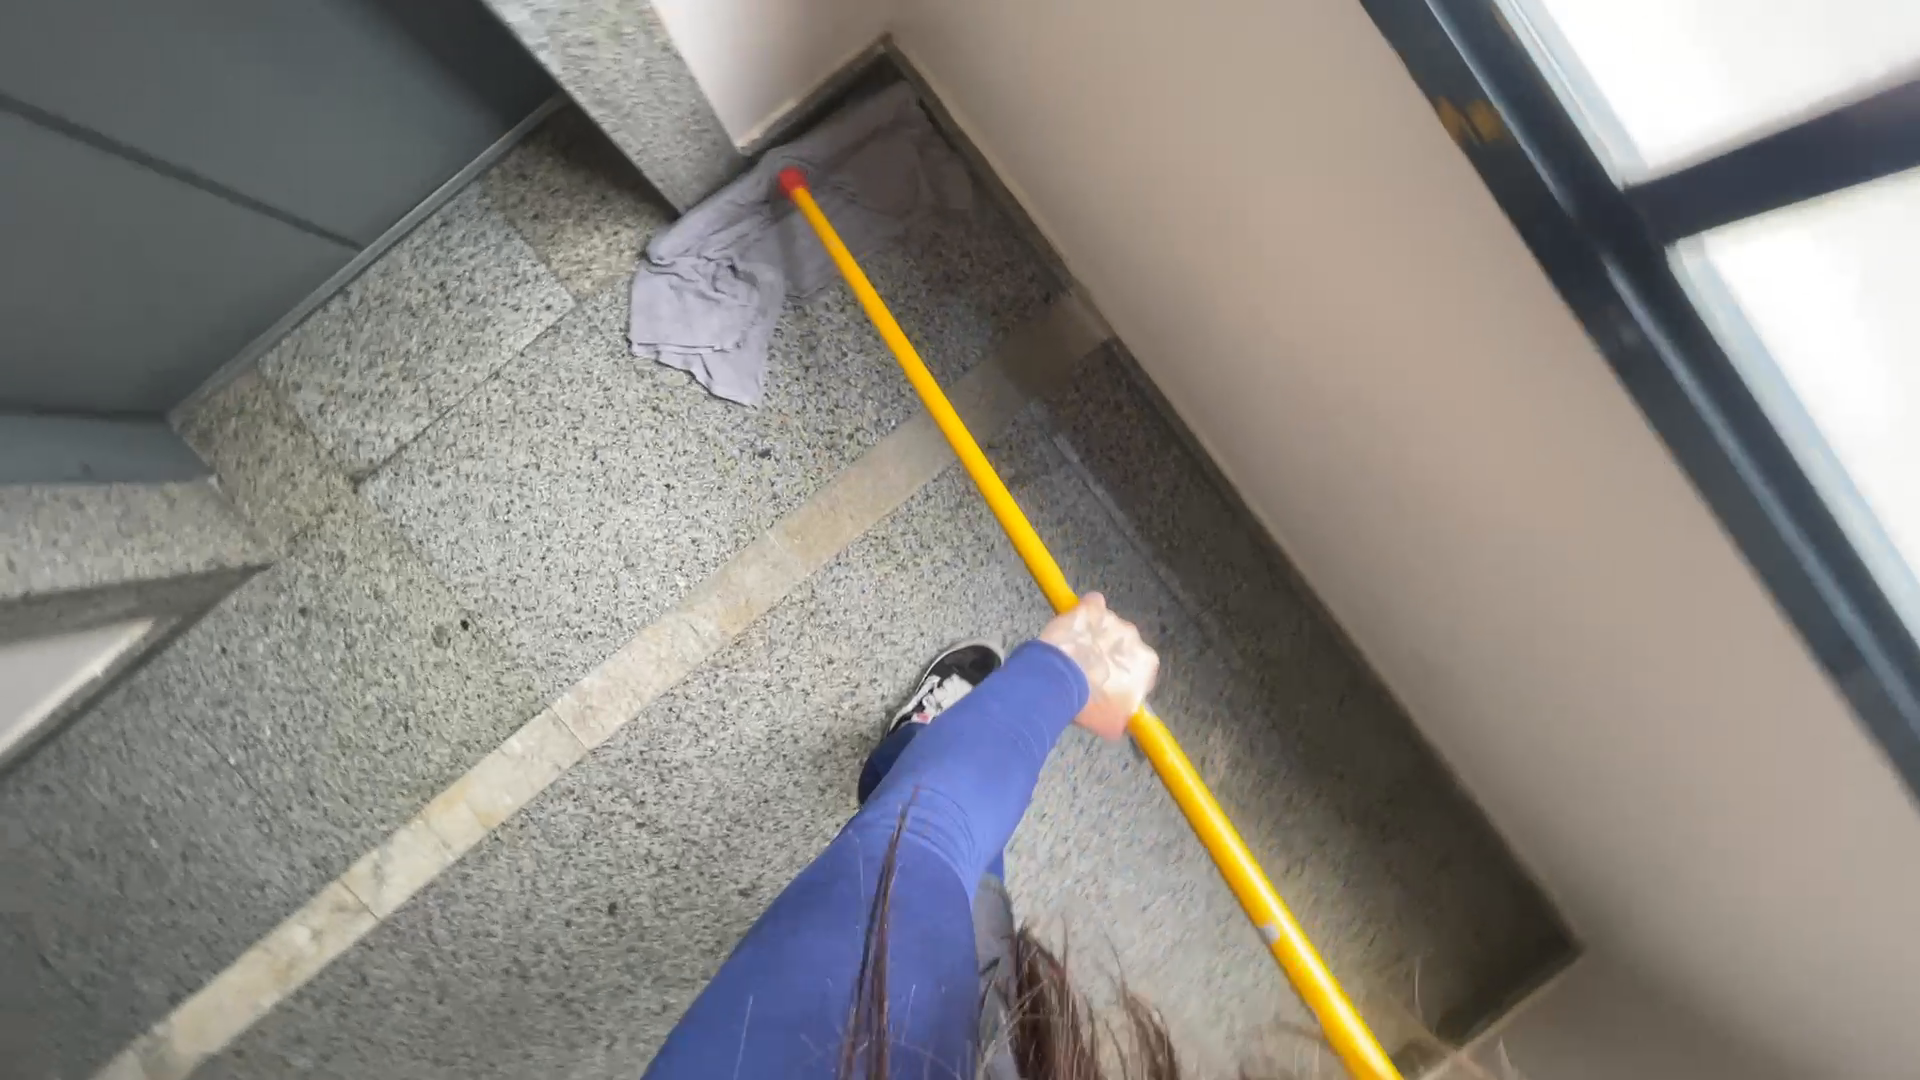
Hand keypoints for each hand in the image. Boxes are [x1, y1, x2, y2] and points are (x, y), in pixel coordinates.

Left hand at [1038, 593, 1158, 739]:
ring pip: (1106, 626)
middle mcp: (1134, 637)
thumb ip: (1123, 719)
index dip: (1125, 678)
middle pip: (1124, 645)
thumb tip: (1121, 722)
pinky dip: (1086, 610)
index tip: (1110, 685)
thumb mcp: (1113, 725)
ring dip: (1094, 636)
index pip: (1142, 670)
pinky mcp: (1090, 609)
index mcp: (1147, 664)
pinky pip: (1093, 603)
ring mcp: (1111, 620)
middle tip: (1089, 670)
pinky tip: (1075, 621)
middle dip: (1110, 655)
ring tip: (1074, 652)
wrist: (1059, 680)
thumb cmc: (1088, 703)